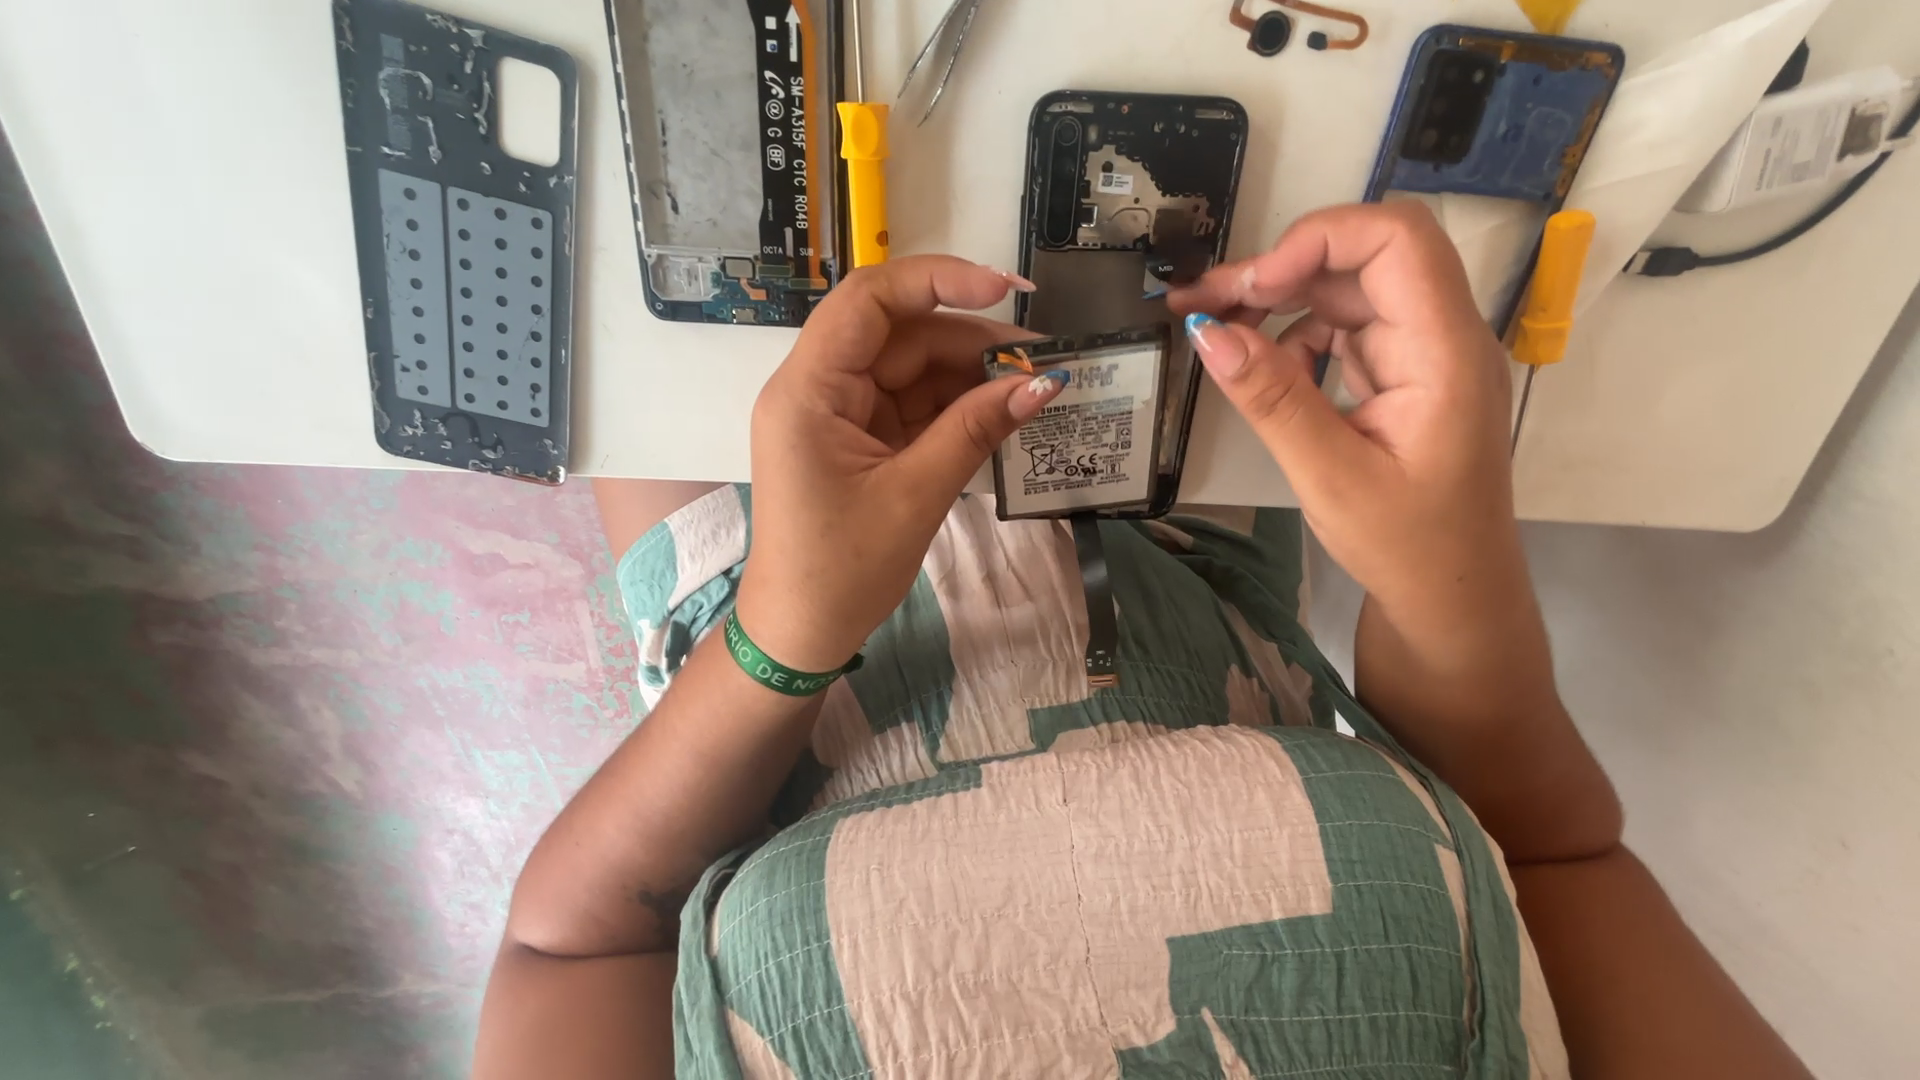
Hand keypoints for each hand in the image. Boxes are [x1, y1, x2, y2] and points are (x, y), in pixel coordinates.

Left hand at [735, 256, 1059, 673]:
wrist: (802, 631)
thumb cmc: (844, 570)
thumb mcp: (916, 495)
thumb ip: (976, 430)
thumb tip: (1044, 384)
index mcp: (810, 390)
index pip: (870, 301)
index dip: (939, 281)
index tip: (1005, 292)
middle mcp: (818, 388)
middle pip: (899, 336)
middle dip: (970, 342)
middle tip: (1041, 361)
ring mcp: (838, 415)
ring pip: (910, 370)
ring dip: (968, 376)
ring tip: (1032, 388)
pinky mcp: (857, 440)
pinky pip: (910, 406)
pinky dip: (953, 408)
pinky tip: (1000, 412)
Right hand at [1168, 201, 1525, 621]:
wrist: (1451, 595)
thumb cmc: (1405, 545)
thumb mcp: (1328, 477)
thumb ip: (1272, 400)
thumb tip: (1208, 333)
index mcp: (1443, 352)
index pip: (1395, 239)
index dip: (1315, 241)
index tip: (1248, 290)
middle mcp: (1440, 336)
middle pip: (1361, 259)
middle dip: (1276, 270)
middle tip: (1197, 301)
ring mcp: (1421, 354)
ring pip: (1346, 292)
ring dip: (1276, 303)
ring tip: (1212, 330)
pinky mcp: (1400, 375)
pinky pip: (1343, 331)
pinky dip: (1293, 339)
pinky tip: (1261, 372)